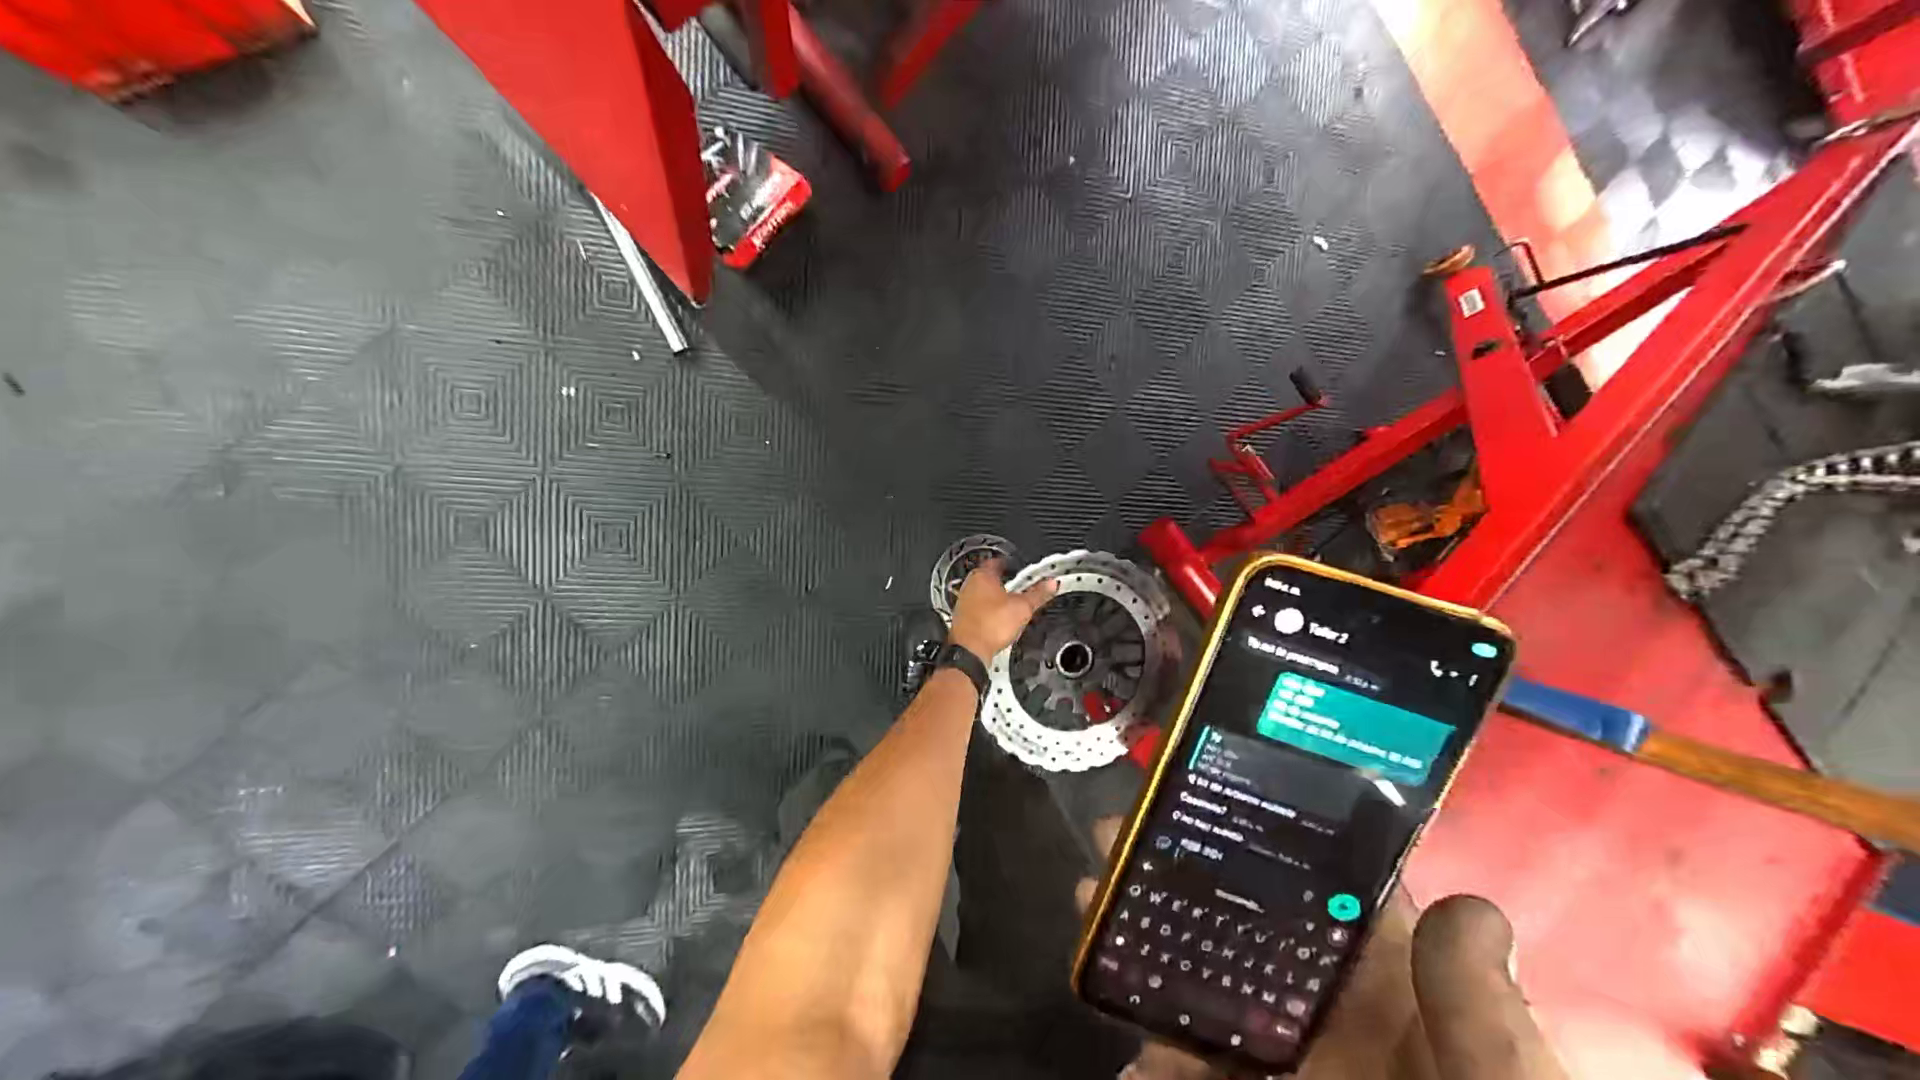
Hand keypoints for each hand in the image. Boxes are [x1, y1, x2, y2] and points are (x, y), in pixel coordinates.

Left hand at [946, 559, 1057, 658]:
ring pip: (984, 594)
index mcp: (983, 575)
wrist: (970, 650)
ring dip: (997, 598)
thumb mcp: (1023, 607)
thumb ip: (1038, 594)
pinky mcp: (963, 618)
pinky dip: (990, 612)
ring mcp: (964, 602)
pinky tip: (999, 621)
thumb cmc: (989, 625)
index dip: (1012, 565)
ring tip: (1012, 606)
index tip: (1022, 569)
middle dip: (1006, 583)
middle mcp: (970, 585)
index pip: (999, 561)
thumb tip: (1051, 584)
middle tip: (1021, 588)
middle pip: (991, 578)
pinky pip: (979, 609)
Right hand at [1076, 818, 1567, 1079]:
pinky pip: (1197, 1064)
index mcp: (1389, 982)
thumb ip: (1482, 1008)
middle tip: (1111, 840)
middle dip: (1174, 876)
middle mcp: (1330, 1007)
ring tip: (1087, 908)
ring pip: (1205, 987)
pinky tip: (1120, 1039)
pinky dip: (1156, 1053)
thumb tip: (1471, 902)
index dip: (1265, 835)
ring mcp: (1290, 1058)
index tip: (1198, 794)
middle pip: (1240, 924)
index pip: (1322, 887)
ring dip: (1146, 948)